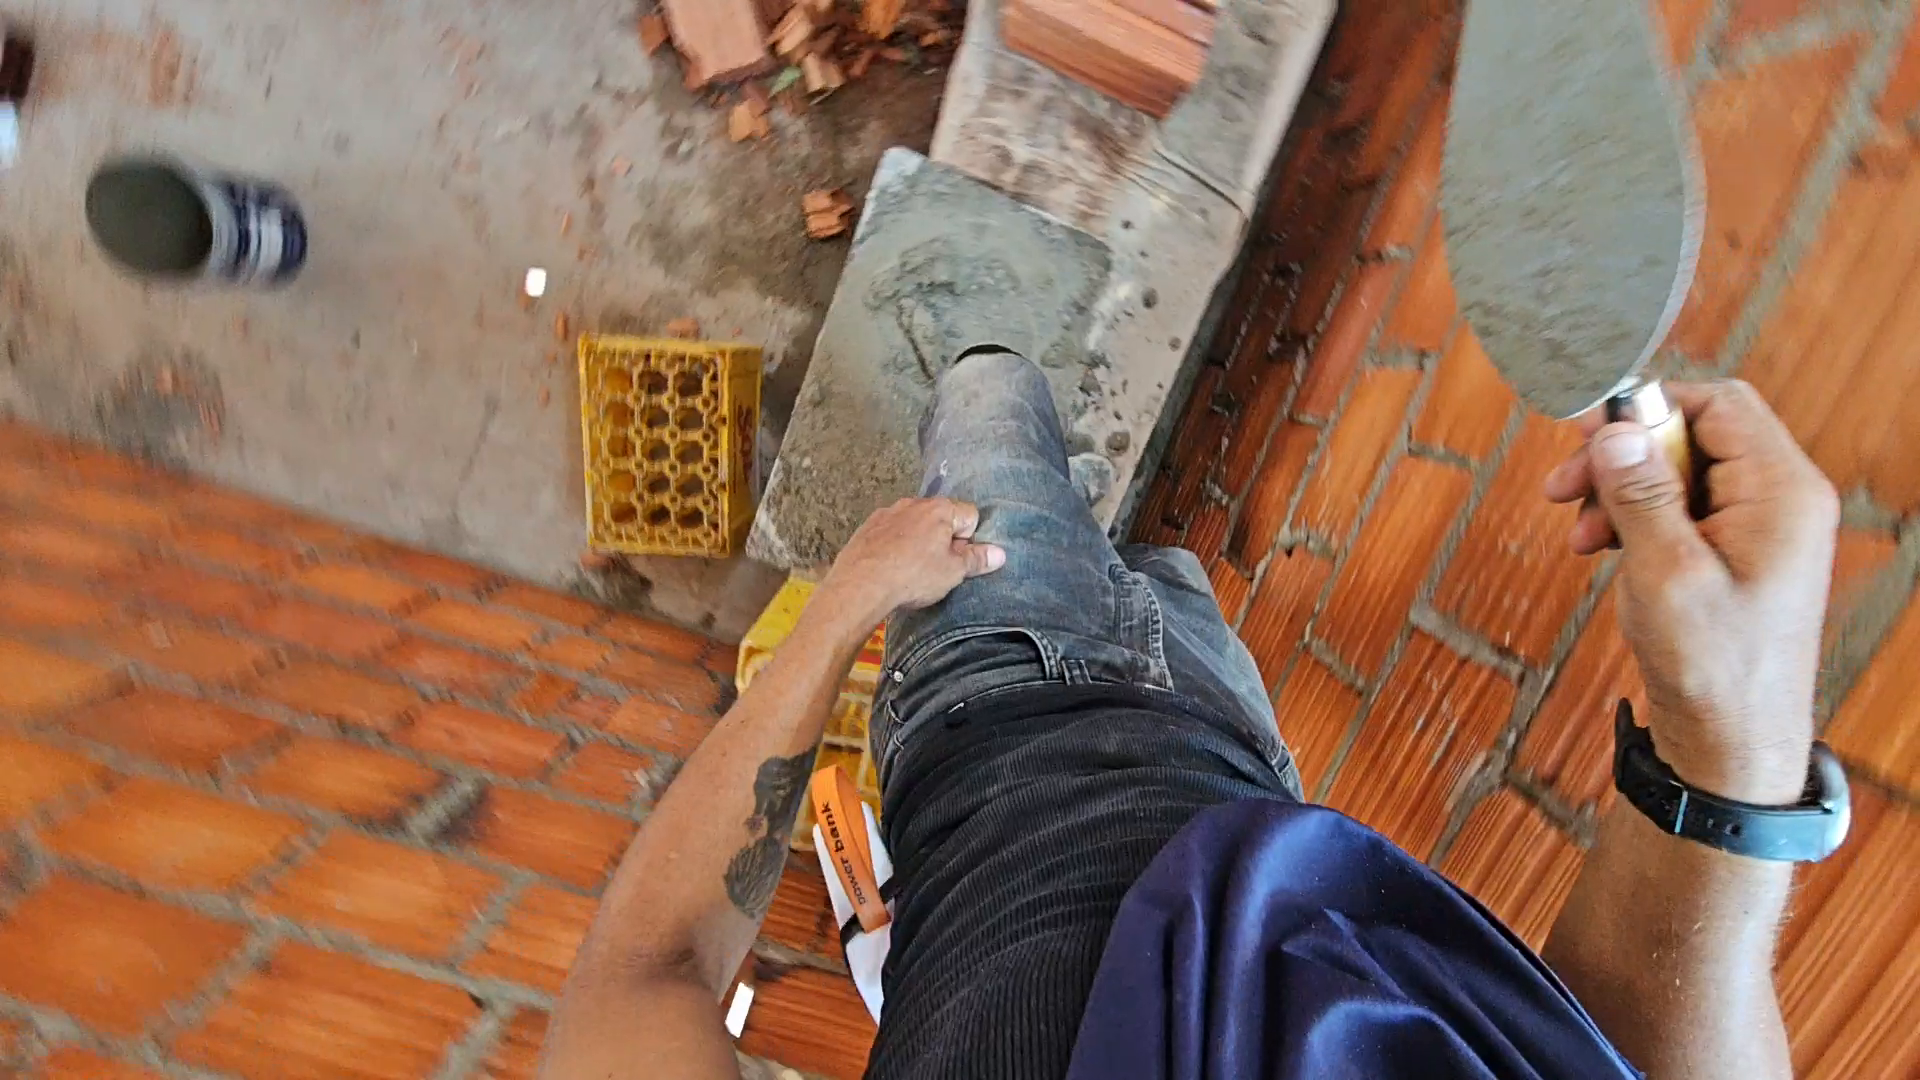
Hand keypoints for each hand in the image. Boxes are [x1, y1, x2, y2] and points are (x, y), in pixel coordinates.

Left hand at [819, 497, 1006, 625]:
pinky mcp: (867, 526)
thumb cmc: (912, 576)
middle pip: (941, 518)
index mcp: (940, 509)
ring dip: (918, 541)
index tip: (957, 560)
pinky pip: (891, 531)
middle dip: (943, 540)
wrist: (860, 585)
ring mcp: (888, 512)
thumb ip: (977, 559)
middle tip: (936, 568)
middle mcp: (914, 503)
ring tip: (911, 570)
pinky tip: (890, 566)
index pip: (970, 515)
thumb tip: (1000, 553)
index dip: (968, 540)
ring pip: (914, 524)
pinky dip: (895, 544)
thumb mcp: (952, 572)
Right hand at [1544, 381, 1837, 803]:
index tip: (1585, 426)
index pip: (1718, 406)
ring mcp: (1749, 524)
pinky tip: (1600, 545)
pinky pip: (1667, 506)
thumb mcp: (1665, 568)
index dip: (1647, 406)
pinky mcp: (1723, 547)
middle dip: (1617, 455)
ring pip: (1668, 472)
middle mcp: (1772, 499)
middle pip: (1687, 436)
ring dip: (1613, 490)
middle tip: (1562, 485)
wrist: (1727, 722)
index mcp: (1779, 493)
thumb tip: (1615, 432)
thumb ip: (1641, 494)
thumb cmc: (1710, 656)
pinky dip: (1624, 517)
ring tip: (1581, 531)